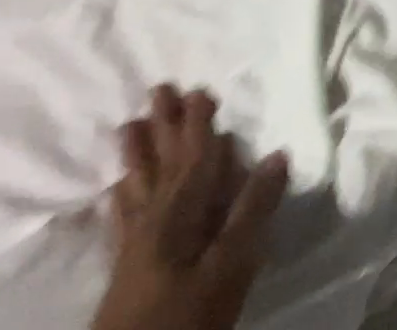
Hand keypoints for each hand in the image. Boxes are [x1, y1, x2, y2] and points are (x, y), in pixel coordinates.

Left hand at [92, 85, 289, 329]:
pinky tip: (120, 186)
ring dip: (138, 153)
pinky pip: (123, 215)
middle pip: (161, 165)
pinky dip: (124, 194)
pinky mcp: (128, 261)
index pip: (195, 159)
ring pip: (138, 185)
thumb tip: (275, 154)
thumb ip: (253, 208)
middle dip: (164, 128)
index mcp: (181, 214)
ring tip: (131, 124)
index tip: (201, 89)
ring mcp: (136, 241)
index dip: (199, 124)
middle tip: (160, 90)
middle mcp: (154, 219)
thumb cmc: (193, 306)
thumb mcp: (234, 260)